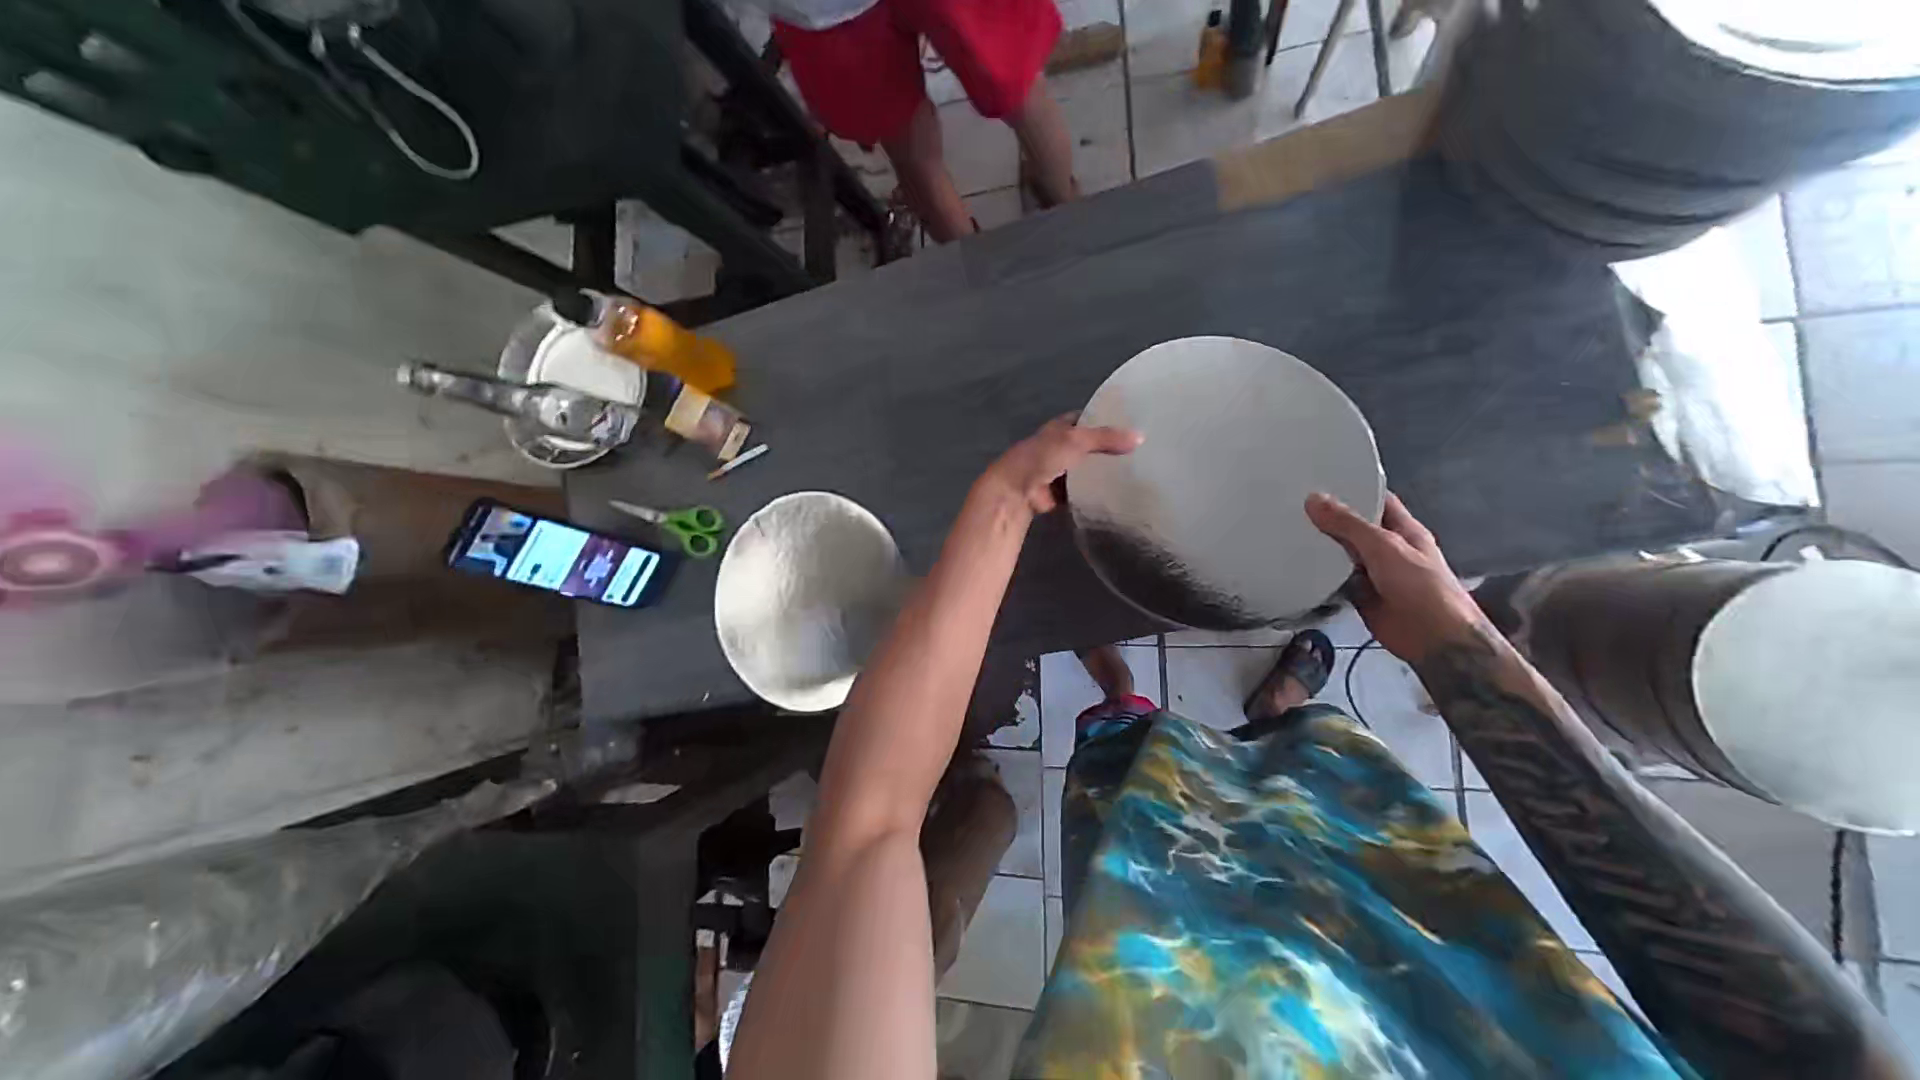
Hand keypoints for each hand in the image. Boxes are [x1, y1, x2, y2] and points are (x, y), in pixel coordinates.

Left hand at [980, 414, 1142, 514]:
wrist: (1016, 490)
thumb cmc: (1042, 457)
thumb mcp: (1076, 440)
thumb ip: (1107, 438)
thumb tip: (1141, 437)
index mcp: (1062, 427)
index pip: (1090, 418)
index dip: (1109, 419)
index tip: (1135, 423)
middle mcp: (1062, 446)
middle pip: (1092, 445)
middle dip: (1111, 448)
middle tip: (1143, 451)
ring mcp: (1062, 470)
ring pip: (1090, 468)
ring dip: (1106, 471)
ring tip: (1139, 471)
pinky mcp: (1063, 493)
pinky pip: (1085, 490)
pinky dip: (1097, 491)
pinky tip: (1120, 491)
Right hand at [1305, 491, 1487, 663]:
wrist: (1432, 638)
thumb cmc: (1419, 585)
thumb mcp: (1384, 547)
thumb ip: (1348, 525)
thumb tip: (1313, 498)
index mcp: (1402, 529)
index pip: (1376, 499)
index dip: (1352, 488)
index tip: (1318, 479)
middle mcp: (1386, 547)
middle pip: (1354, 526)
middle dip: (1328, 517)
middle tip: (1291, 503)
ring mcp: (1372, 572)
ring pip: (1341, 553)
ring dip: (1319, 546)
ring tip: (1284, 527)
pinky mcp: (1358, 594)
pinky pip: (1334, 578)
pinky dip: (1317, 573)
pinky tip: (1293, 563)